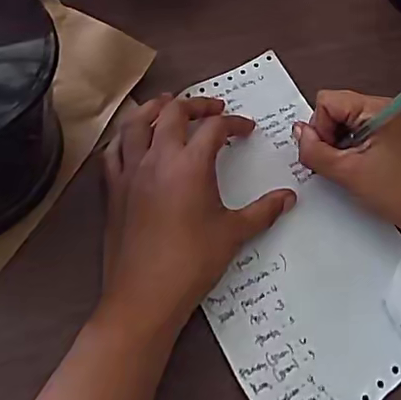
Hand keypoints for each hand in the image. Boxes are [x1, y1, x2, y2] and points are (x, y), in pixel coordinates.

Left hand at [100, 94, 296, 334]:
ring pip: (136, 123)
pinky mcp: (113, 189)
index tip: (246, 129)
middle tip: (212, 109)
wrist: (144, 296)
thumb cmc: (191, 263)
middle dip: (196, 105)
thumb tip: (287, 198)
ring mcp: (131, 172)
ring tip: (166, 103)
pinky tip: (132, 139)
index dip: (234, 122)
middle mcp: (158, 159)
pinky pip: (114, 151)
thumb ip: (263, 211)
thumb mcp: (233, 234)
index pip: (214, 128)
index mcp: (190, 165)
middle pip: (173, 112)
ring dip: (154, 108)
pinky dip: (125, 137)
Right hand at [293, 89, 400, 234]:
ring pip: (339, 121)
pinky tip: (354, 166)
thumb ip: (314, 150)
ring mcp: (382, 120)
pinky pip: (351, 131)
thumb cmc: (396, 192)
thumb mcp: (346, 172)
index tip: (330, 152)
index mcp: (376, 108)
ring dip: (335, 144)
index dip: (320, 127)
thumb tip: (297, 132)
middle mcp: (380, 108)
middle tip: (339, 162)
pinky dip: (345, 148)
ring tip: (349, 166)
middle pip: (332, 108)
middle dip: (327, 135)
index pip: (327, 101)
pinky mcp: (382, 134)